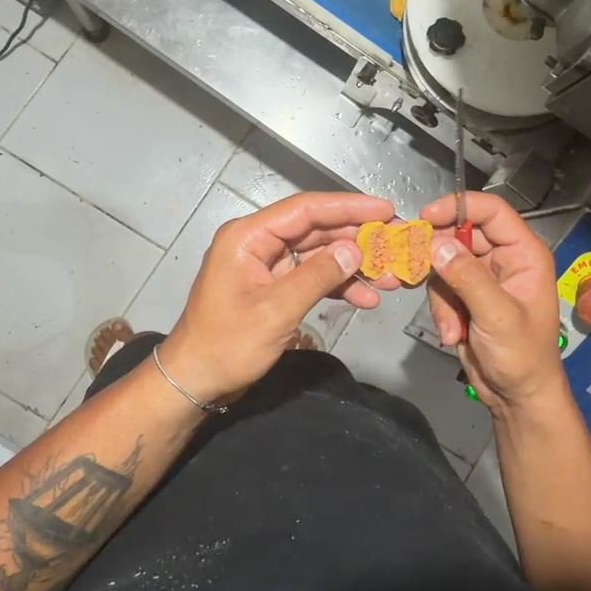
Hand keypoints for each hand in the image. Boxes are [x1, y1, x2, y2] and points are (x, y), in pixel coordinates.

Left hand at [161, 192, 396, 402]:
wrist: (193, 382)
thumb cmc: (225, 346)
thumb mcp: (275, 312)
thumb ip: (317, 277)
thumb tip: (354, 250)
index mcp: (248, 237)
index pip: (306, 210)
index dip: (348, 207)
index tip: (387, 209)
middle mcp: (258, 243)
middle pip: (317, 229)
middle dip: (358, 238)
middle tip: (397, 242)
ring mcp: (266, 265)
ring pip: (319, 254)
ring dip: (353, 265)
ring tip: (390, 277)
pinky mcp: (274, 287)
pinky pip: (313, 277)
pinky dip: (338, 286)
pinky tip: (366, 298)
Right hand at [419, 192, 565, 411]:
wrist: (518, 396)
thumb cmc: (523, 356)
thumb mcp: (497, 316)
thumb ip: (468, 278)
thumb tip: (437, 245)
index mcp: (524, 254)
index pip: (492, 212)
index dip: (459, 207)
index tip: (427, 216)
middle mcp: (504, 259)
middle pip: (461, 235)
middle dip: (442, 260)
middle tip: (421, 272)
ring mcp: (484, 278)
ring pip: (445, 264)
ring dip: (442, 297)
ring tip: (453, 326)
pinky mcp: (466, 297)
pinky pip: (441, 287)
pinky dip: (441, 311)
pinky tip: (453, 334)